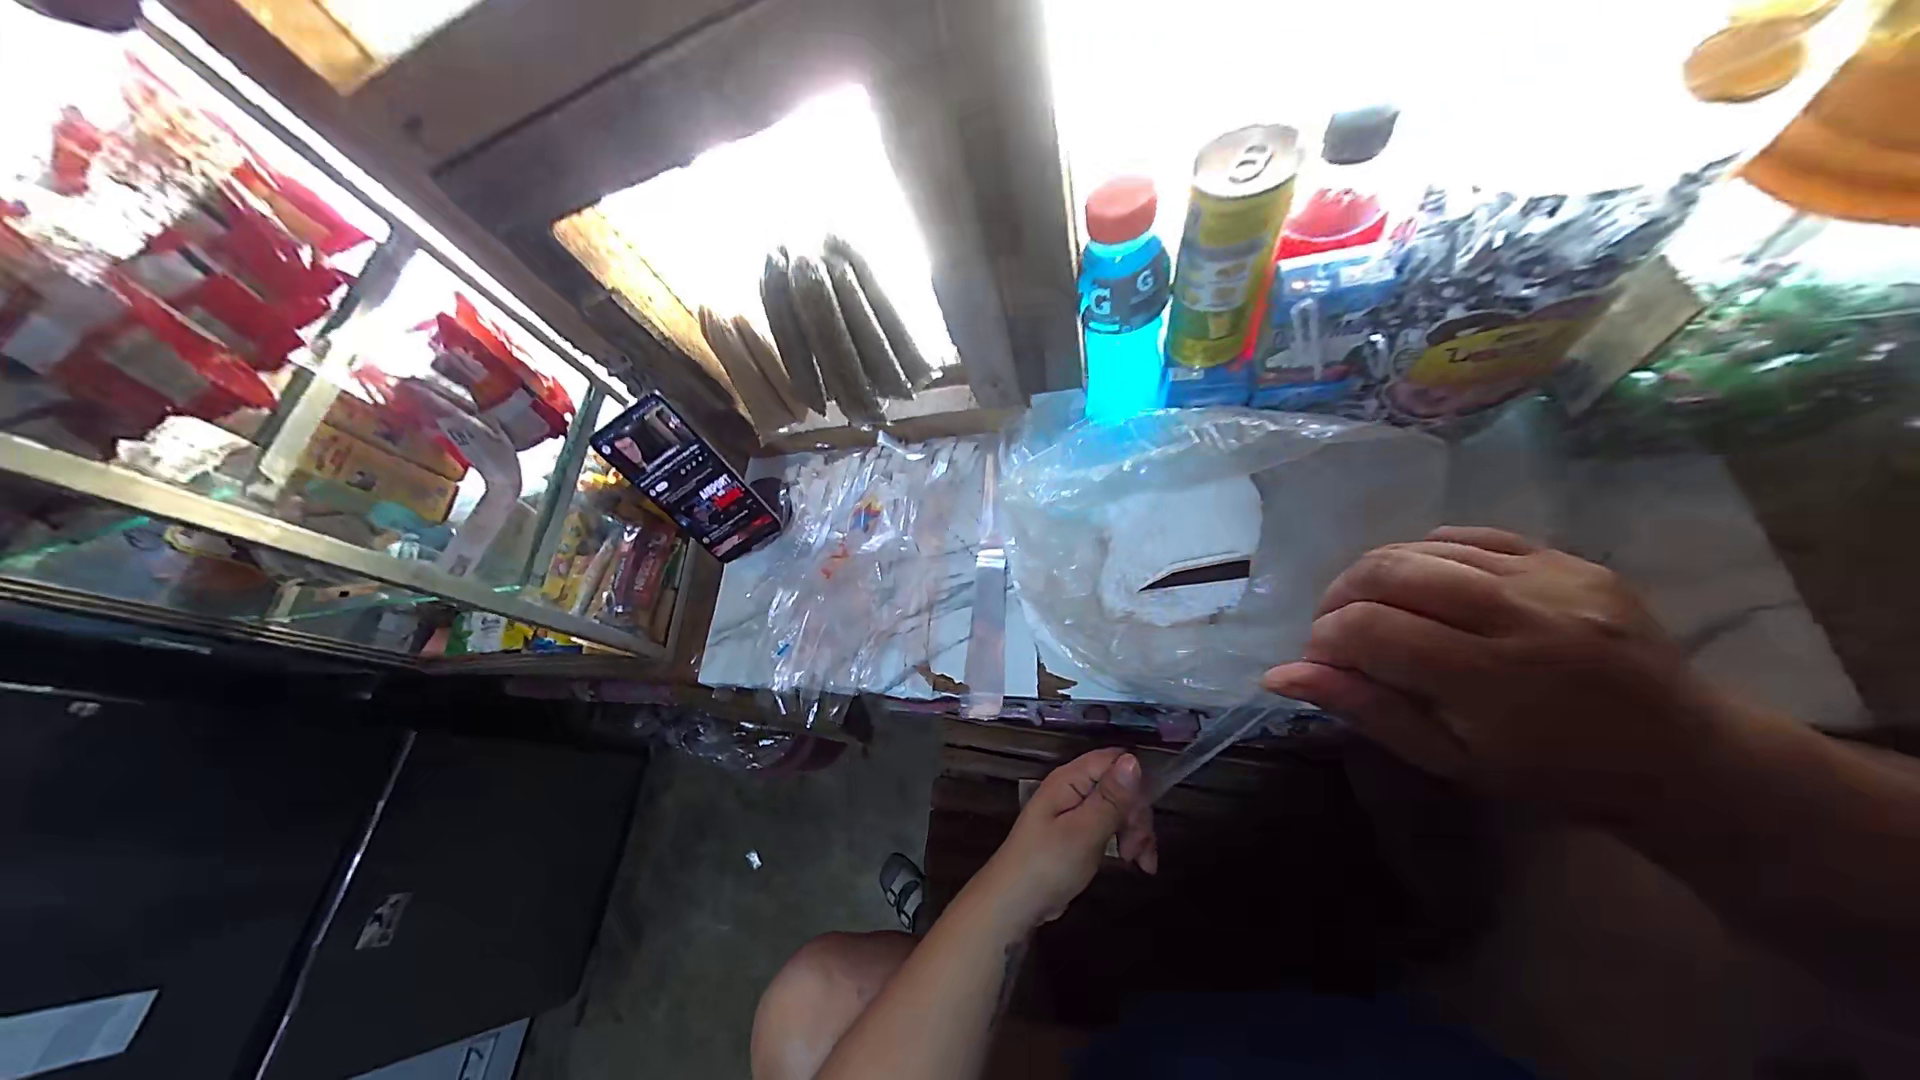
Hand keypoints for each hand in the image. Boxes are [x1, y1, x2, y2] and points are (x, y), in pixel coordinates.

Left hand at [974, 749, 1156, 930]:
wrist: (1015, 903)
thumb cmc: (1048, 865)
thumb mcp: (1084, 832)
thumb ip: (1111, 797)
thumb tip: (1134, 759)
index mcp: (1070, 778)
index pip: (1116, 760)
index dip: (1136, 784)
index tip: (1142, 817)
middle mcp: (1073, 787)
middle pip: (1121, 786)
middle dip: (1137, 816)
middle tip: (1136, 849)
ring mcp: (1076, 810)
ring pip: (1120, 808)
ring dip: (1136, 832)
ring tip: (1140, 862)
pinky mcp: (1079, 831)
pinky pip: (1111, 826)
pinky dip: (1127, 842)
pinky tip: (1138, 863)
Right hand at [1263, 526, 1729, 816]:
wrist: (1685, 757)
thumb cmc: (1554, 776)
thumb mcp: (1449, 760)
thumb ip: (1364, 708)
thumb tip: (1279, 675)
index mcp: (1493, 680)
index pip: (1368, 630)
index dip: (1325, 640)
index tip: (1323, 663)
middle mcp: (1522, 615)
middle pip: (1386, 571)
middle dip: (1338, 596)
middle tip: (1337, 630)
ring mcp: (1553, 578)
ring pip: (1419, 546)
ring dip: (1374, 574)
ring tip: (1375, 608)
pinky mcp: (1571, 559)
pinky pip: (1467, 535)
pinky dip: (1423, 555)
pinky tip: (1421, 586)